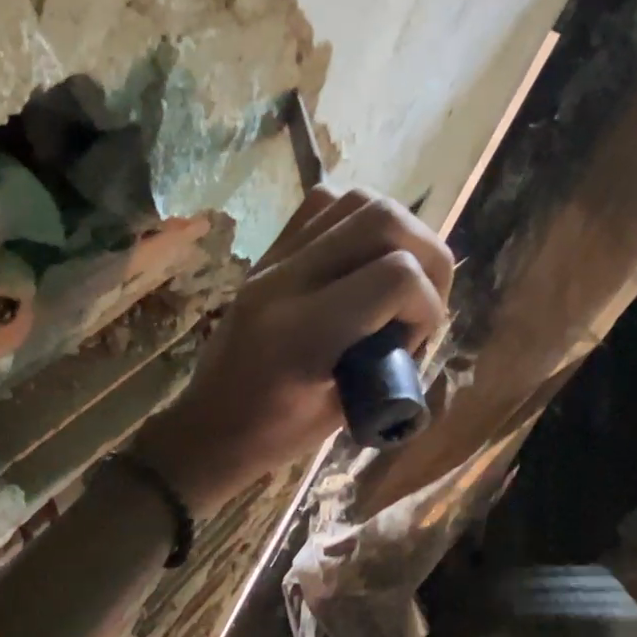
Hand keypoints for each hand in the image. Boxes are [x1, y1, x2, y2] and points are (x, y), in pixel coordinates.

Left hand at [133, 187, 452, 513]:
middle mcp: (285, 282)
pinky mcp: (265, 256)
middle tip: (424, 298)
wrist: (208, 428)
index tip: (414, 341)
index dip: (428, 305)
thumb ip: (386, 357)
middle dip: (427, 255)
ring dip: (396, 232)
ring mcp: (271, 262)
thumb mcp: (342, 410)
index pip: (396, 276)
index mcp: (303, 333)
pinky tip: (365, 258)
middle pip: (383, 219)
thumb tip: (421, 320)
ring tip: (400, 276)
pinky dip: (357, 220)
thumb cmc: (274, 436)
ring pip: (356, 200)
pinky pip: (322, 206)